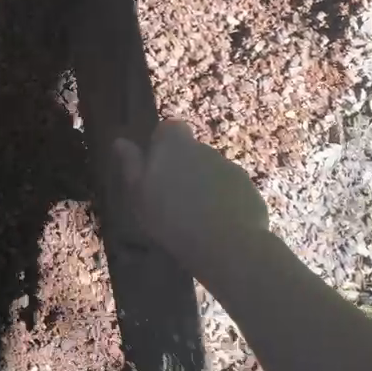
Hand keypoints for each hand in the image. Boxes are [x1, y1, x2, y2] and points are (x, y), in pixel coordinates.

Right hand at [113, 121, 268, 259]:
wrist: (225, 243)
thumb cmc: (169, 215)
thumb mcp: (137, 192)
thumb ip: (131, 164)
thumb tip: (121, 141)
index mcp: (175, 147)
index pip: (171, 127)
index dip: (163, 140)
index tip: (154, 161)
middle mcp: (206, 150)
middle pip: (191, 150)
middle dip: (182, 165)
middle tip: (168, 192)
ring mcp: (231, 169)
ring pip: (211, 170)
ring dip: (201, 183)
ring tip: (192, 211)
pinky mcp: (250, 190)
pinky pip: (229, 188)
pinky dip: (221, 199)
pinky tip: (213, 222)